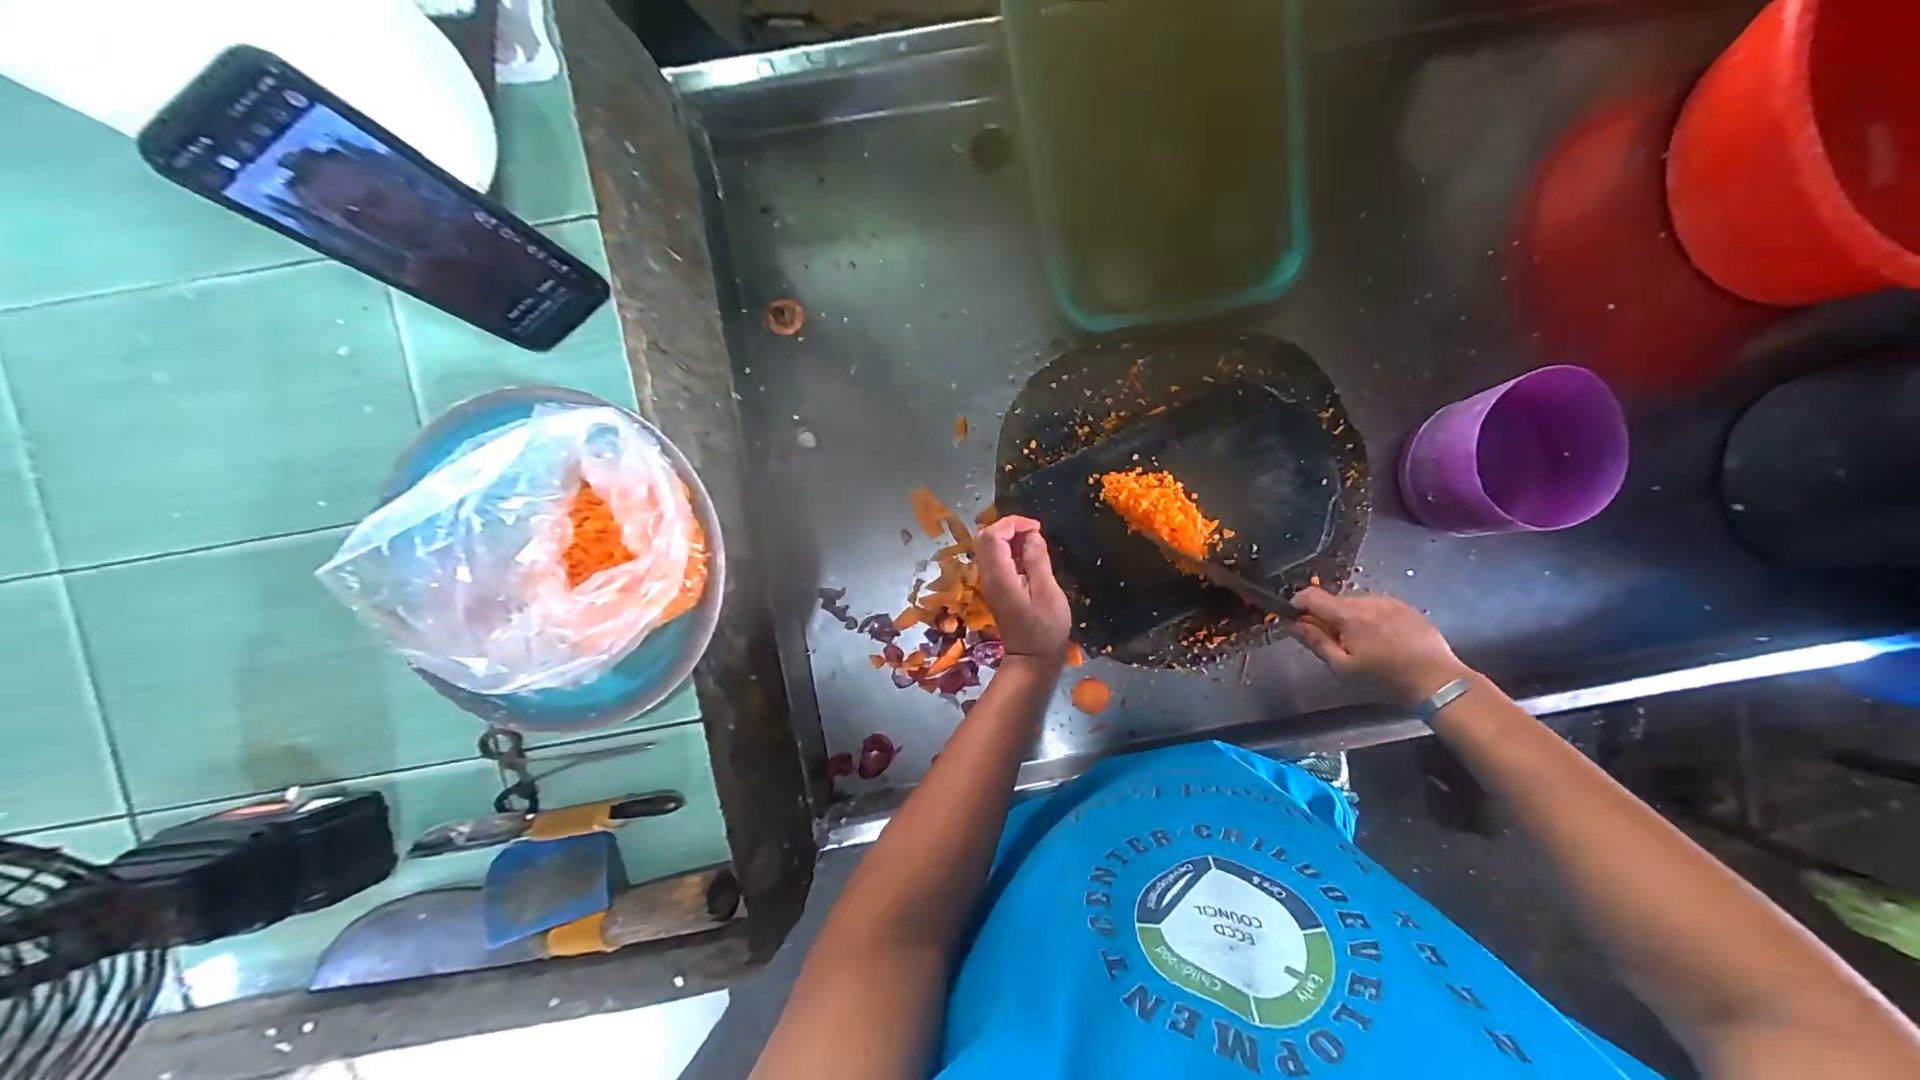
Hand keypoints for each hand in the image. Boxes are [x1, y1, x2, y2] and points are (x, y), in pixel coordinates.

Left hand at [975, 516, 1072, 662]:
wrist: (1032, 659)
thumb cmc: (1046, 629)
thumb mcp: (1049, 593)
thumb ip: (1038, 561)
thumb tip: (1032, 536)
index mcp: (1000, 576)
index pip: (992, 536)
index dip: (1012, 524)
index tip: (1037, 528)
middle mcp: (988, 576)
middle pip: (985, 538)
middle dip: (1008, 527)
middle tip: (1035, 533)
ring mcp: (989, 583)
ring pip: (988, 547)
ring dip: (1009, 538)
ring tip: (1035, 543)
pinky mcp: (995, 588)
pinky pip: (995, 559)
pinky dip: (1009, 550)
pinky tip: (1029, 557)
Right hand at [1289, 586, 1472, 704]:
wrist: (1438, 682)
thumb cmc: (1385, 679)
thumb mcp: (1343, 667)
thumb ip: (1315, 641)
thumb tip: (1292, 624)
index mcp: (1349, 615)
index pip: (1311, 596)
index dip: (1298, 605)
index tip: (1298, 620)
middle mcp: (1368, 601)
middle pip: (1333, 601)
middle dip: (1327, 617)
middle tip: (1337, 643)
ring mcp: (1389, 602)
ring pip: (1355, 603)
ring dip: (1349, 618)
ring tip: (1364, 644)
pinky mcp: (1405, 608)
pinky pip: (1376, 606)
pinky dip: (1370, 619)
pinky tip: (1382, 640)